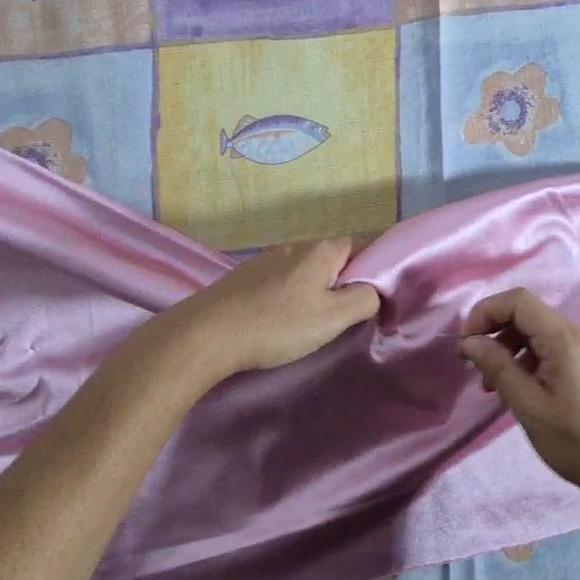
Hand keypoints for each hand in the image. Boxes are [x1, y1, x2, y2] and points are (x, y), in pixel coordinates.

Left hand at [137, 237, 379, 392]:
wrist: (204, 336)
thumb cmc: (276, 325)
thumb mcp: (332, 318)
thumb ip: (364, 299)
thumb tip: (374, 290)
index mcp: (321, 251)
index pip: (361, 244)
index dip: (373, 265)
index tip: (376, 293)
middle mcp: (294, 246)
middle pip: (332, 258)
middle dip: (344, 280)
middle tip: (346, 314)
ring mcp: (265, 260)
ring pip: (305, 270)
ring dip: (315, 290)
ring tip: (313, 321)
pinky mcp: (244, 278)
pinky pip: (281, 281)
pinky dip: (289, 296)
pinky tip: (281, 321)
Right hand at [459, 288, 579, 501]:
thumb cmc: (575, 441)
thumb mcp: (529, 407)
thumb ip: (498, 368)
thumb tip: (469, 342)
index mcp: (563, 338)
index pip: (517, 300)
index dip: (485, 313)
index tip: (466, 345)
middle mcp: (575, 334)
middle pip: (525, 313)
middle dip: (493, 331)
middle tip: (472, 364)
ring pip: (535, 331)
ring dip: (507, 348)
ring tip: (490, 386)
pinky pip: (548, 349)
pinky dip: (525, 360)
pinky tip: (515, 390)